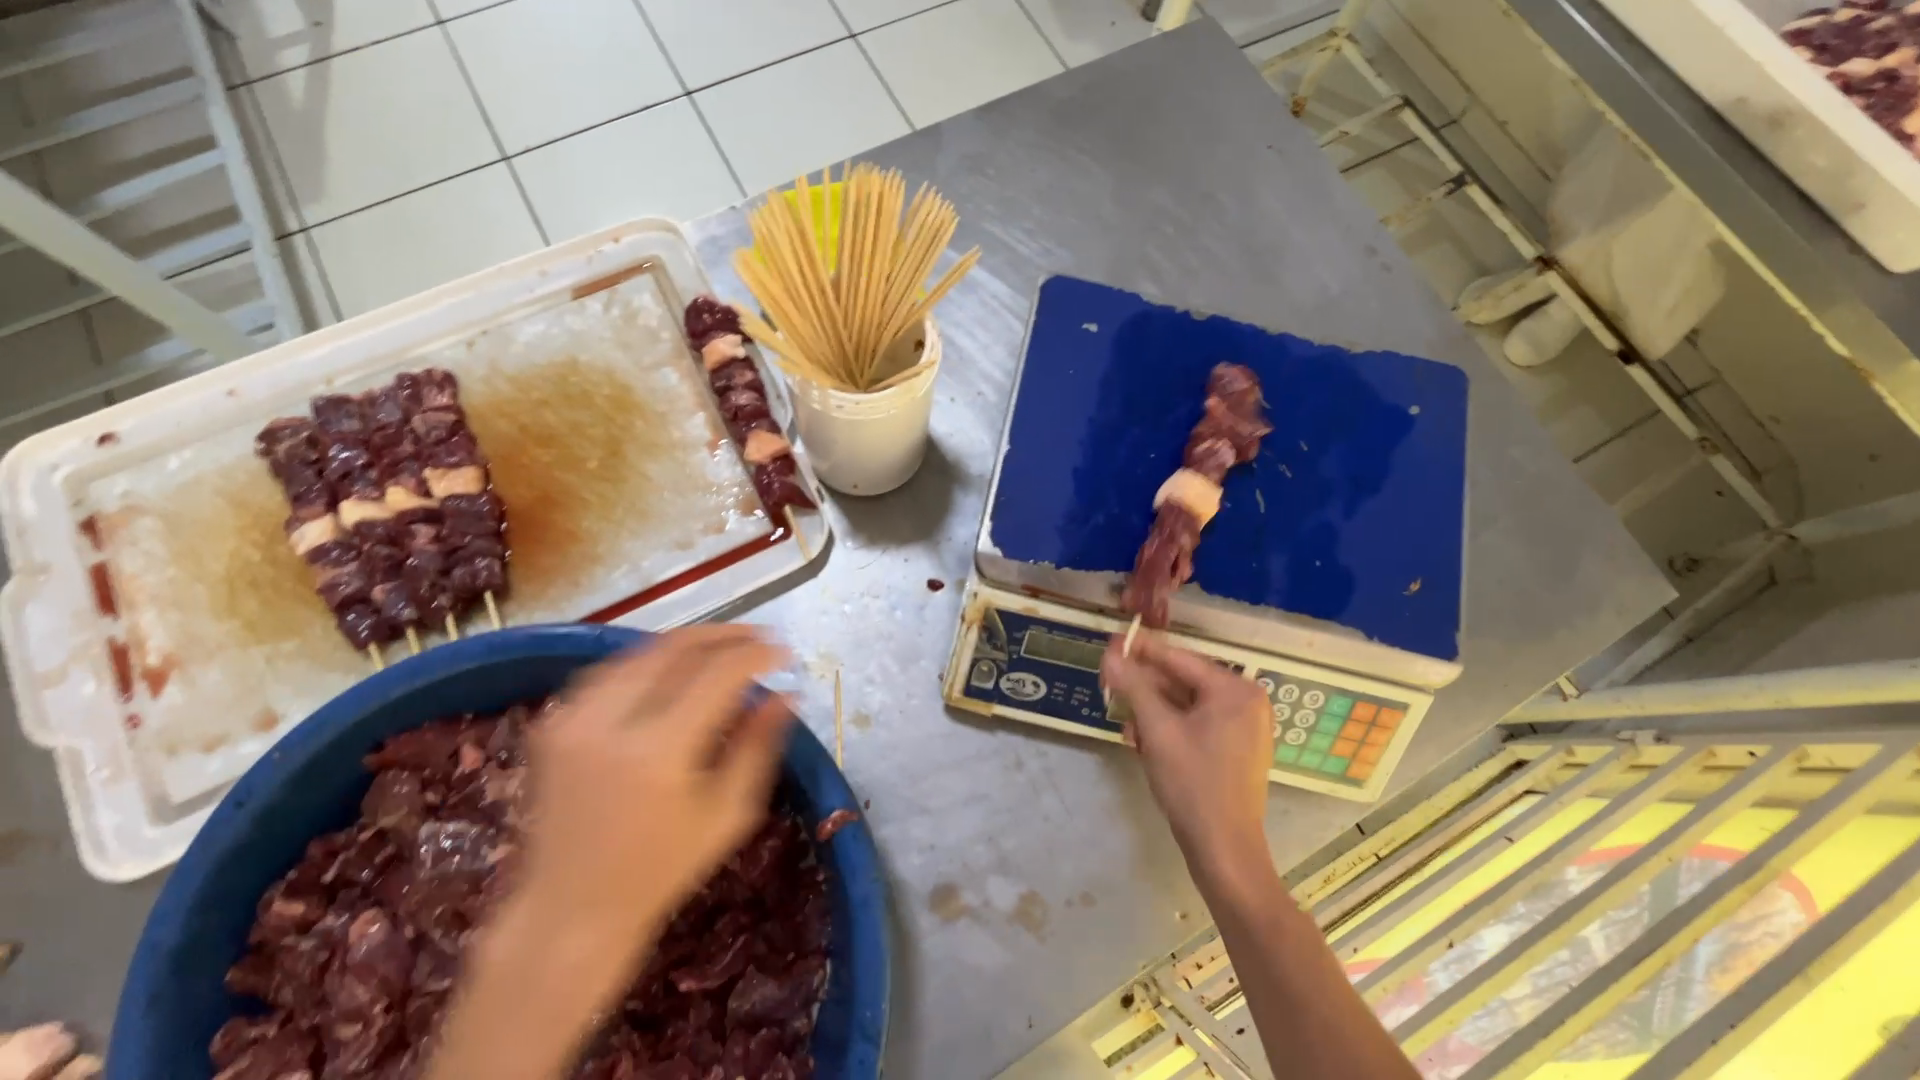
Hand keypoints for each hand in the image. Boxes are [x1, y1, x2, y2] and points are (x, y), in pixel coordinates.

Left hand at [433, 626, 792, 1079]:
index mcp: (660, 751)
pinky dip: (645, 663)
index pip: (718, 674)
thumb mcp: (729, 814)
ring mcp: (572, 720)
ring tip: (721, 648)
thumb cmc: (662, 870)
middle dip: (724, 636)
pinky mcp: (551, 724)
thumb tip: (788, 694)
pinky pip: (607, 673)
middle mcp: (610, 723)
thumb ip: (759, 746)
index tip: (784, 652)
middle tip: (758, 638)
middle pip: (676, 648)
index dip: (757, 654)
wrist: (572, 907)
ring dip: (686, 644)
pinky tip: (670, 671)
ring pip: (639, 653)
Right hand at [1102, 633, 1271, 869]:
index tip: (1110, 645)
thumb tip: (1110, 653)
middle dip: (1145, 688)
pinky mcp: (1236, 749)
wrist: (1223, 849)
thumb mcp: (1157, 730)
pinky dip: (1170, 728)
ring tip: (1126, 725)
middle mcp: (1246, 701)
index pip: (1179, 658)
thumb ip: (1133, 686)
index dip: (1140, 652)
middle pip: (1183, 681)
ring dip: (1153, 711)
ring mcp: (1244, 727)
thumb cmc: (1192, 784)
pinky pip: (1197, 724)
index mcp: (1235, 690)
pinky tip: (1143, 742)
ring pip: (1186, 705)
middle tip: (1109, 688)